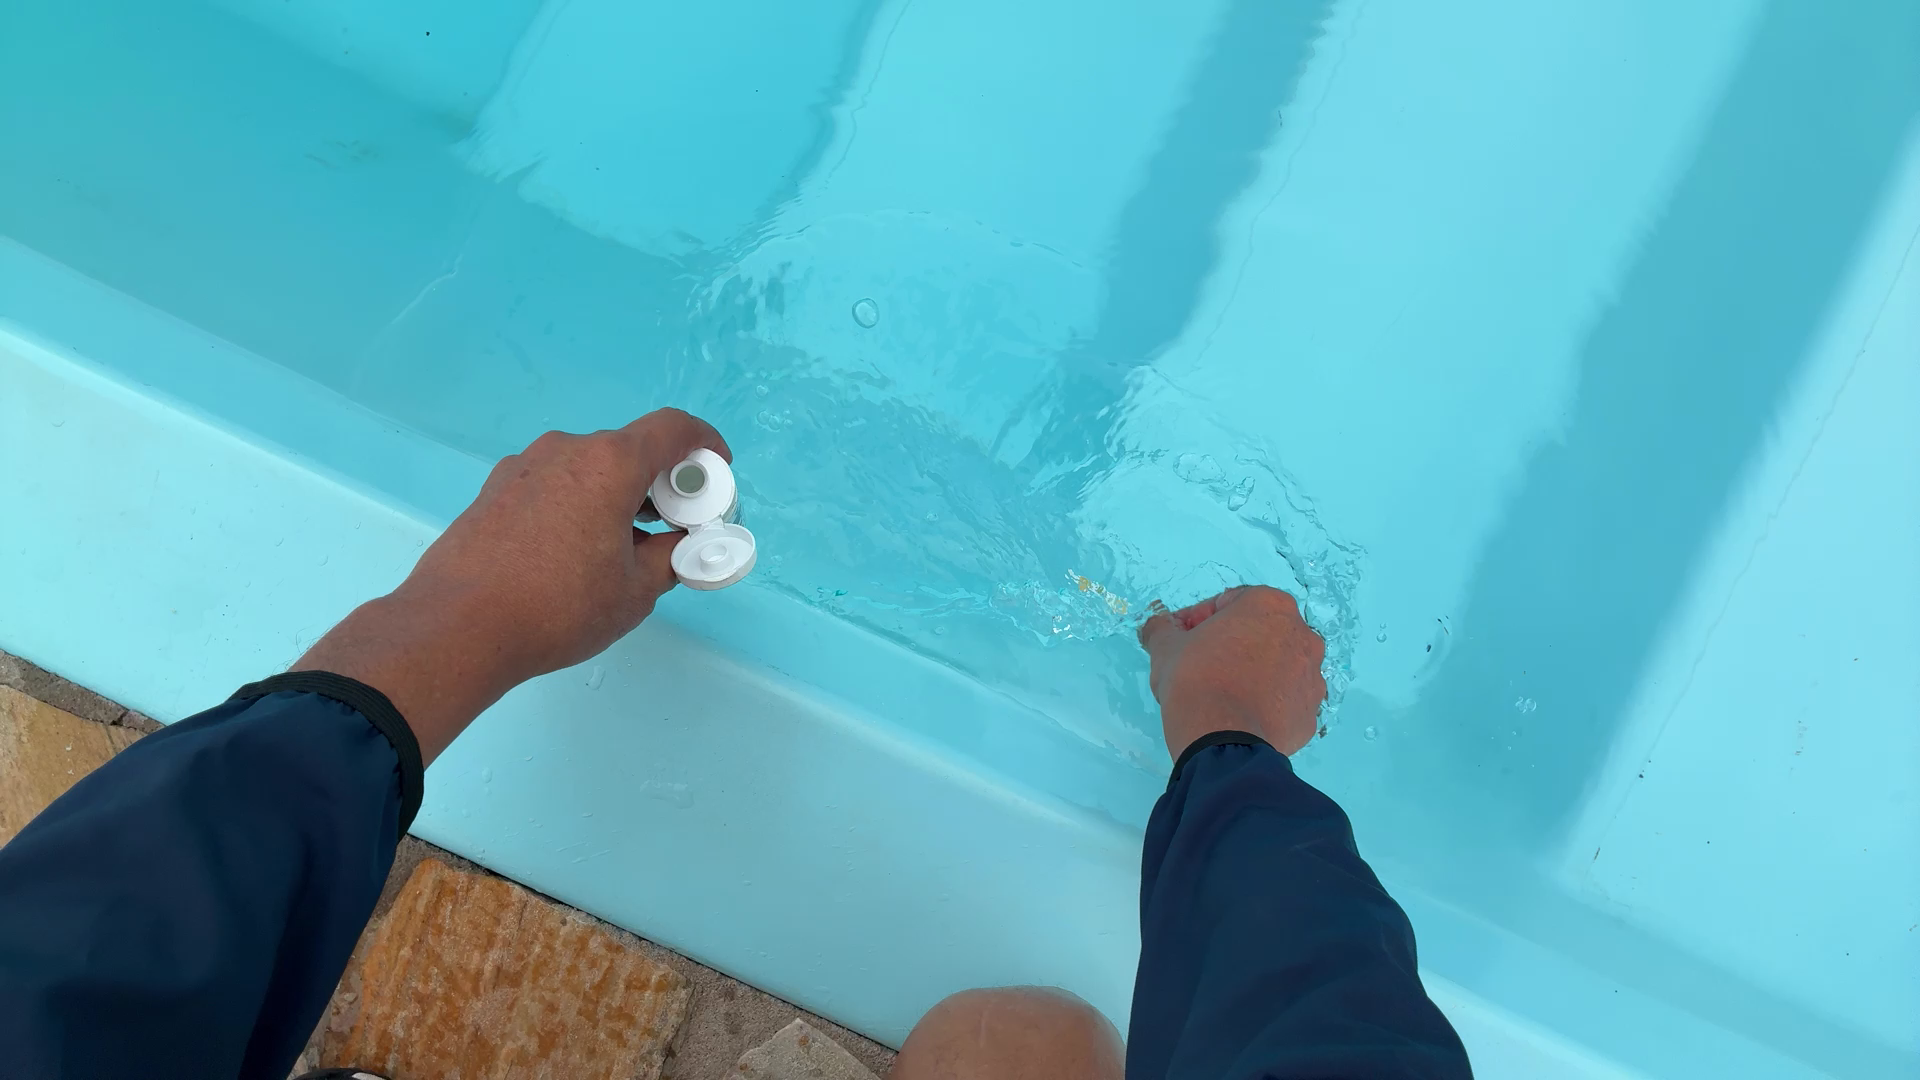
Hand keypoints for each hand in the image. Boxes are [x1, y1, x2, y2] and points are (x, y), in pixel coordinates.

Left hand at [299, 409, 730, 763]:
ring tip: (625, 544)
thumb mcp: (638, 589)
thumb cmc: (560, 607)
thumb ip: (672, 557)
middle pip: (631, 450)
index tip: (716, 469)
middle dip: (663, 482)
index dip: (705, 442)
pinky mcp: (495, 489)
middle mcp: (567, 451)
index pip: (673, 428)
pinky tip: (577, 549)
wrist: (454, 630)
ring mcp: (524, 466)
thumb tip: (679, 546)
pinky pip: (558, 482)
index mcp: (610, 464)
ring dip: (621, 493)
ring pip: (592, 467)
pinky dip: (584, 501)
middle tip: (674, 525)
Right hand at [1138, 586, 1326, 758]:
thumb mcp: (1165, 645)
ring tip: (1221, 693)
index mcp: (1270, 605)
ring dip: (1252, 672)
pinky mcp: (1310, 713)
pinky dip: (1265, 703)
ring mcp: (1313, 677)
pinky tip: (1239, 714)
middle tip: (1201, 664)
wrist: (1221, 739)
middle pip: (1258, 632)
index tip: (1182, 639)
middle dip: (1231, 643)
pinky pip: (1284, 700)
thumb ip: (1162, 627)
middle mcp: (1302, 634)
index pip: (1228, 602)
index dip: (1198, 620)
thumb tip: (1161, 627)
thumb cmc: (1194, 677)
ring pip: (1276, 666)